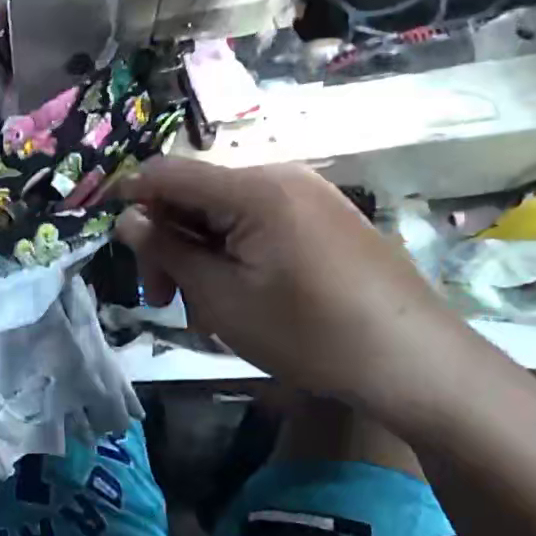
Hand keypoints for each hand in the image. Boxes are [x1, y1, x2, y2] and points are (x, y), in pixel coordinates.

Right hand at [115, 157, 492, 425]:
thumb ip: (170, 251)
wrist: (417, 361)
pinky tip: (240, 293)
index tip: (118, 246)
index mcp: (253, 187)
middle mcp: (280, 175)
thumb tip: (129, 219)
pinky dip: (234, 251)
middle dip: (170, 242)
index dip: (131, 200)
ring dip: (201, 252)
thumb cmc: (310, 333)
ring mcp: (308, 194)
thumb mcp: (224, 298)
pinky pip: (259, 220)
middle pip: (196, 194)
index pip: (167, 173)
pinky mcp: (325, 216)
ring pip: (225, 211)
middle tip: (164, 300)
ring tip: (205, 308)